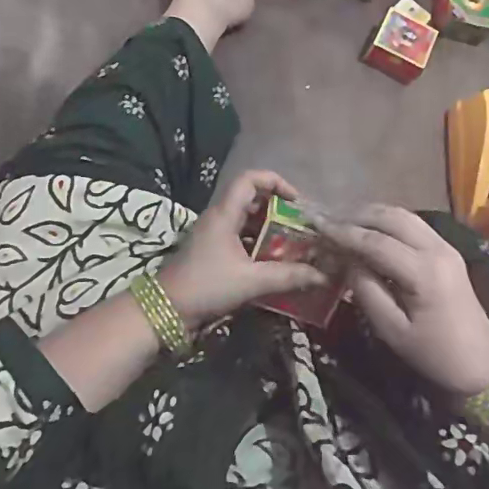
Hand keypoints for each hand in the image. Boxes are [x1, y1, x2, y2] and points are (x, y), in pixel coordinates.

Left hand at [157, 170, 329, 324]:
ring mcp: (214, 234)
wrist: (166, 310)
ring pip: (246, 219)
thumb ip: (287, 276)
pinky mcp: (212, 251)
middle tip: (300, 225)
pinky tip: (274, 262)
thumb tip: (322, 276)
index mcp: (224, 214)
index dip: (275, 181)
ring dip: (269, 228)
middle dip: (278, 208)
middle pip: (251, 198)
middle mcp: (219, 218)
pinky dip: (258, 244)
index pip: (249, 179)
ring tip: (293, 244)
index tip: (296, 201)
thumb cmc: (206, 286)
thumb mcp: (250, 281)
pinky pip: (240, 237)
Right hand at [318, 206, 488, 395]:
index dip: (344, 233)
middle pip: (391, 218)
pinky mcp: (446, 249)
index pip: (376, 242)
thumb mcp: (392, 330)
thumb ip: (365, 290)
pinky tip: (368, 228)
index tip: (316, 226)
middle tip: (325, 221)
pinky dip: (386, 220)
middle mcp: (437, 249)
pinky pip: (412, 223)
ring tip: (342, 221)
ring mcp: (445, 246)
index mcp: (424, 272)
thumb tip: (345, 261)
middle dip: (355, 216)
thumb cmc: (433, 353)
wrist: (480, 364)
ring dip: (371, 214)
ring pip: (403, 215)